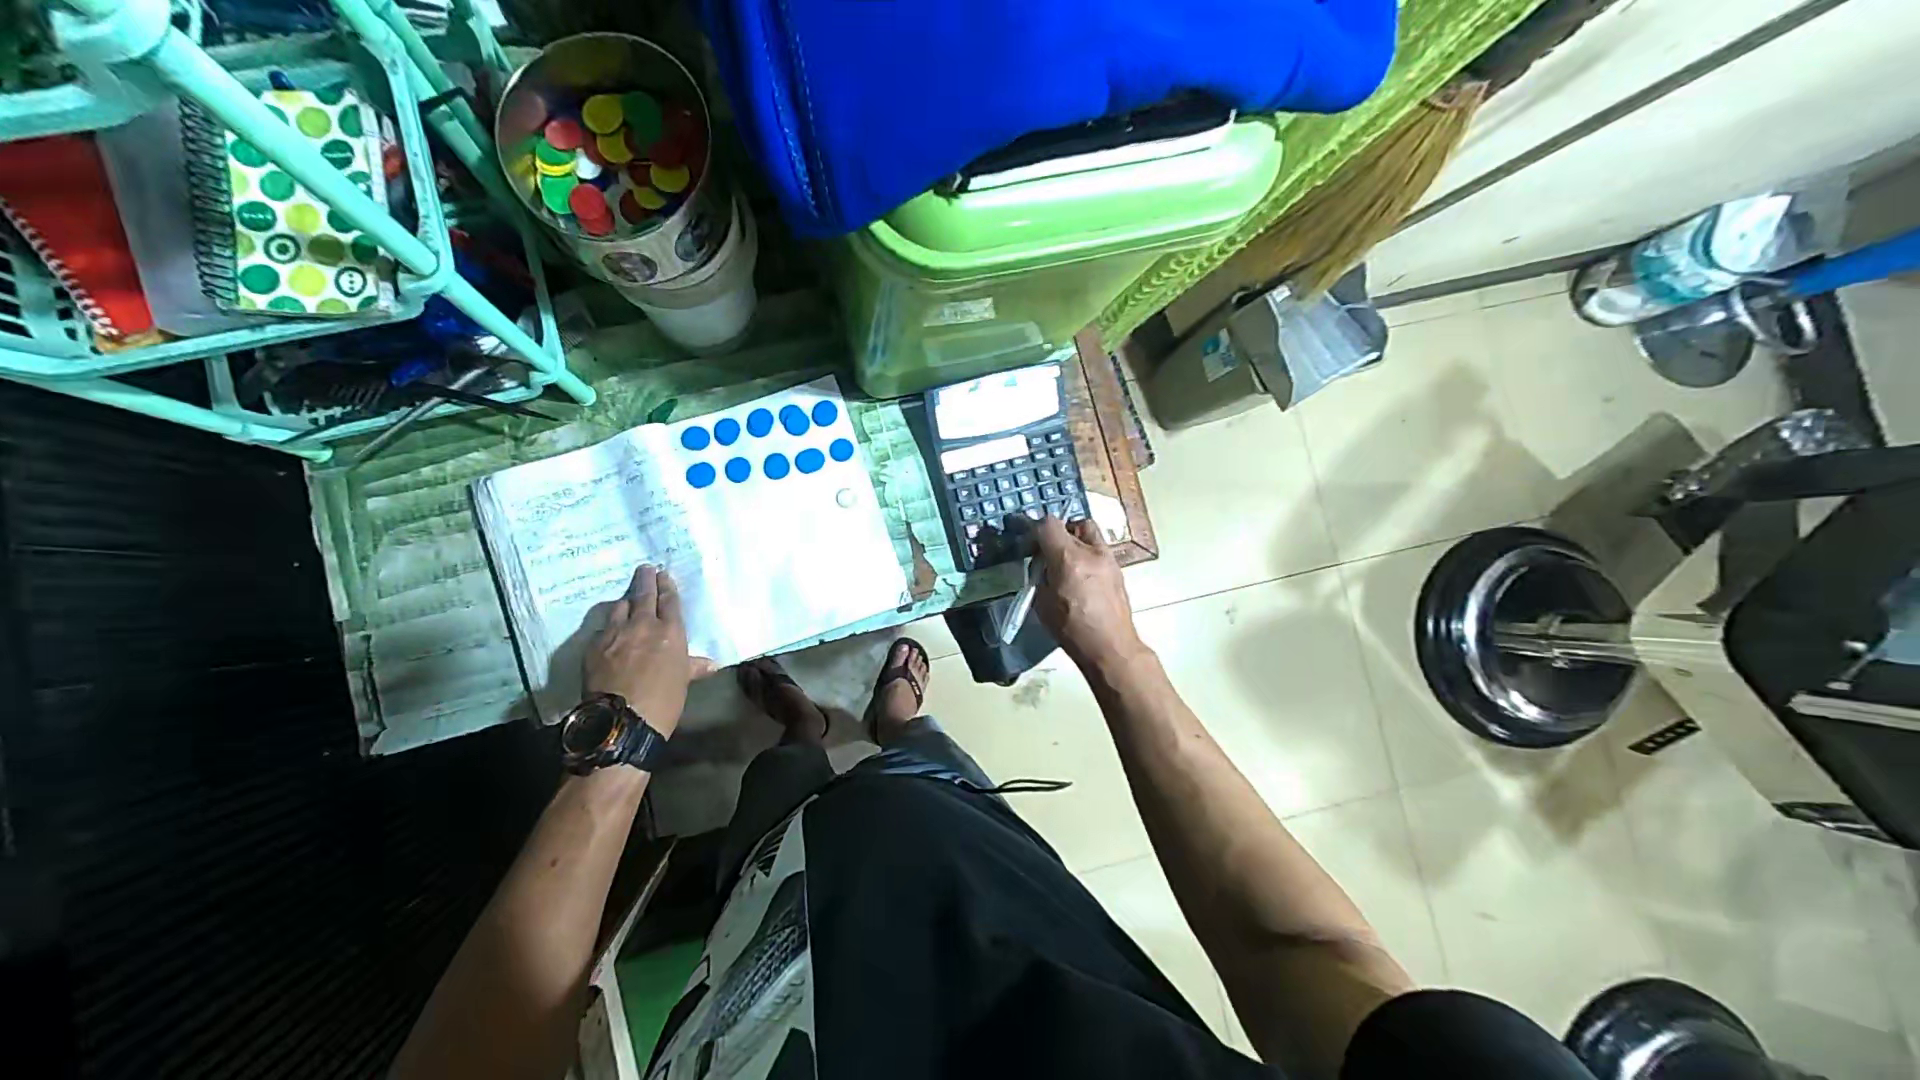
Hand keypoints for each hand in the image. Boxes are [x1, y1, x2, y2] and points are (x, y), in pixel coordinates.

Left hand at [582, 565, 710, 737]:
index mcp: (671, 632)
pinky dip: (609, 625)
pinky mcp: (594, 645)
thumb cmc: (663, 701)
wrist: (622, 720)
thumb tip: (711, 665)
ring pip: (620, 607)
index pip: (669, 601)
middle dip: (645, 580)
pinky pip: (603, 627)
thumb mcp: (682, 681)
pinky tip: (610, 628)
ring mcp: (616, 633)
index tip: (663, 575)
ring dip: (625, 601)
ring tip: (627, 598)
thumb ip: (692, 667)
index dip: (667, 586)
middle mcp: (643, 625)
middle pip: (644, 595)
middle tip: (645, 569)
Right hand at [1032, 516, 1145, 669]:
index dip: (1035, 527)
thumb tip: (1042, 563)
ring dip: (1077, 540)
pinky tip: (1081, 576)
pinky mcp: (1118, 569)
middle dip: (1060, 531)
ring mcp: (1108, 558)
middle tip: (1050, 548)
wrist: (1110, 647)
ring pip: (1091, 533)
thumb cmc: (1071, 629)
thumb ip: (1041, 574)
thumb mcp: (1042, 601)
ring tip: (1067, 561)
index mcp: (1067, 558)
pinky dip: (1088, 554)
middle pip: (1074, 523)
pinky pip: (1099, 550)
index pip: (1048, 524)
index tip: (1029, 538)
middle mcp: (1090, 551)